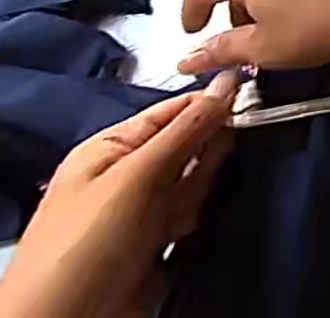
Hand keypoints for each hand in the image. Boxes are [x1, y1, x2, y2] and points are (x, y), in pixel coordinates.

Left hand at [0, 75, 237, 317]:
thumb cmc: (82, 249)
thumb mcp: (139, 175)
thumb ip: (190, 125)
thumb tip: (229, 78)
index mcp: (114, 146)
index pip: (178, 108)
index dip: (213, 105)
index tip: (246, 107)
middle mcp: (129, 172)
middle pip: (193, 142)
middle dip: (201, 161)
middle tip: (187, 181)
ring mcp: (142, 208)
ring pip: (197, 179)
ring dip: (195, 196)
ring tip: (170, 221)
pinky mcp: (156, 239)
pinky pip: (194, 212)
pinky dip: (192, 220)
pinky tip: (175, 236)